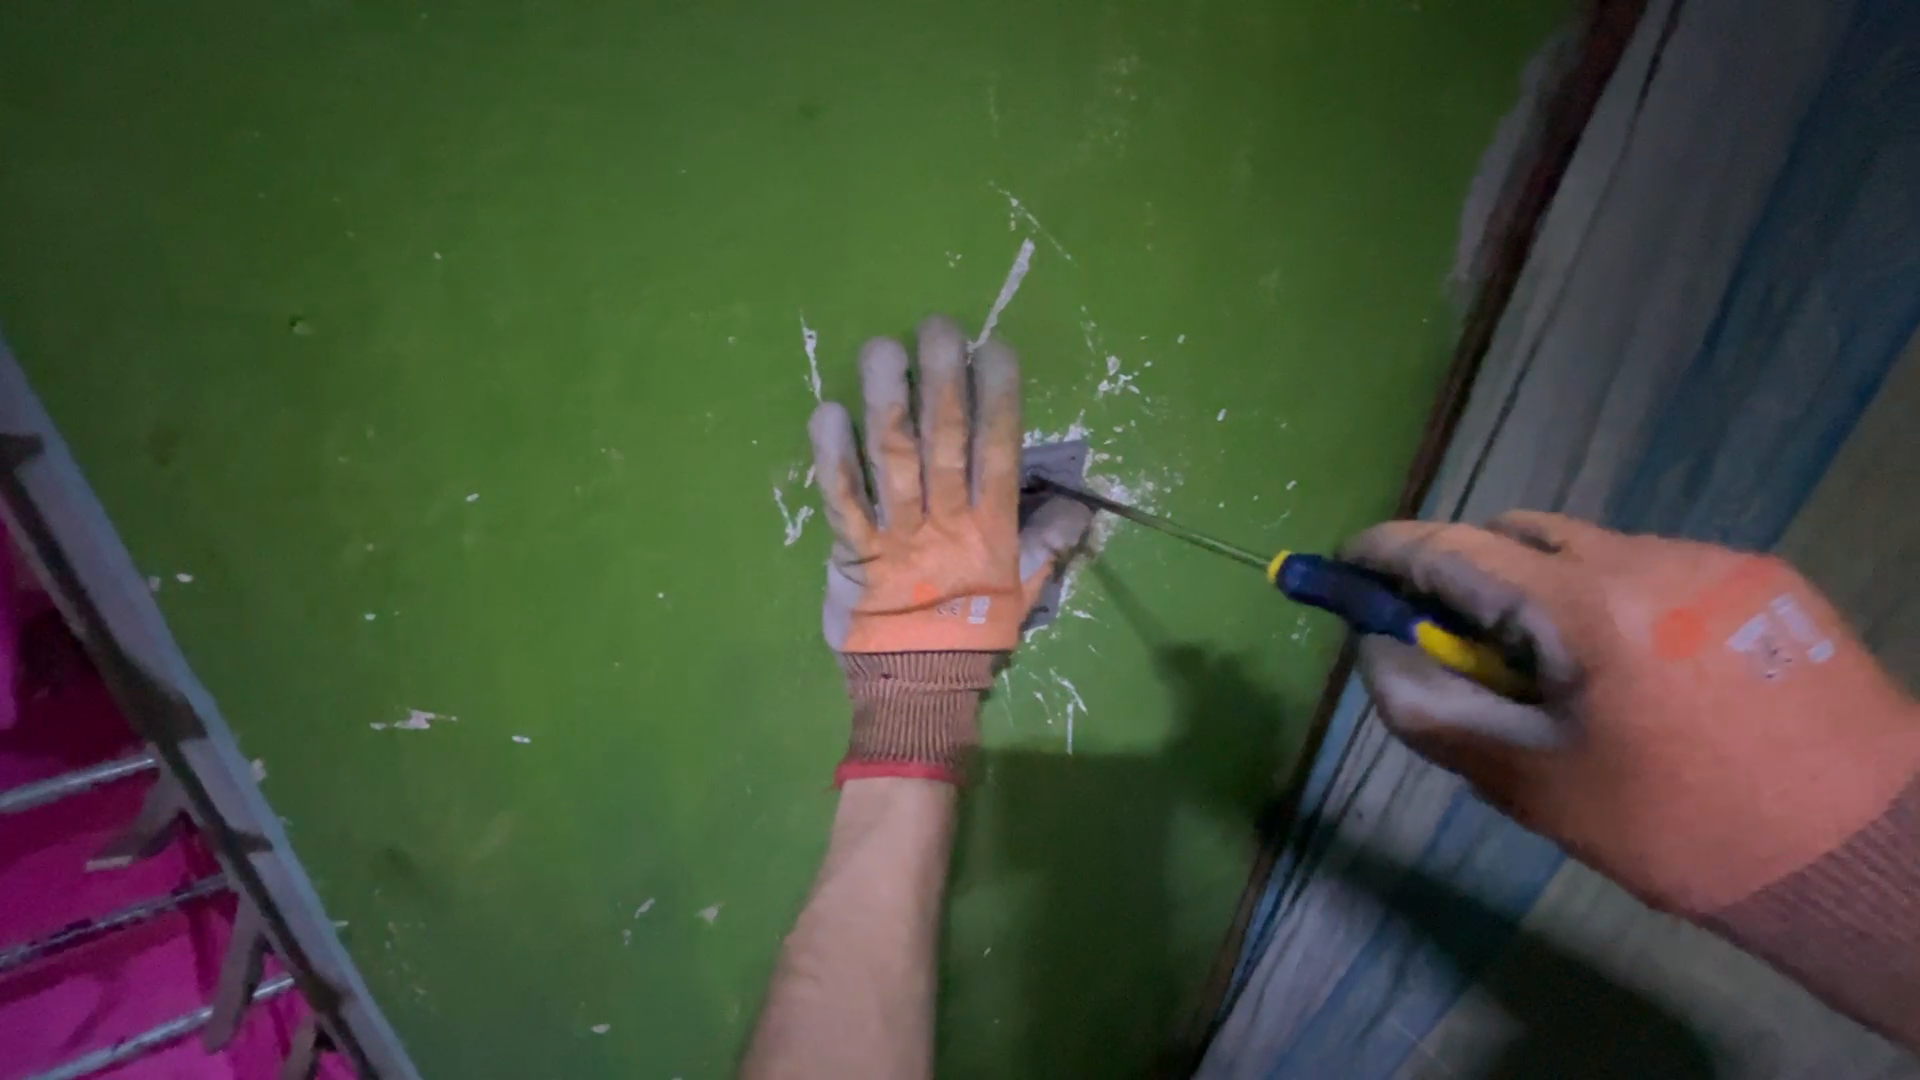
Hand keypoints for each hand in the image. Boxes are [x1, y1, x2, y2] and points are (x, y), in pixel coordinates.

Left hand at [808, 315, 1090, 782]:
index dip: (1000, 403)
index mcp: (990, 528)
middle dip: (943, 385)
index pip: (1000, 454)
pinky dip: (831, 461)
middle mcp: (946, 522)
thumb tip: (1083, 506)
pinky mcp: (854, 552)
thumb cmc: (971, 632)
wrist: (917, 686)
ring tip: (882, 350)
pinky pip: (842, 502)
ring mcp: (897, 536)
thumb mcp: (1024, 592)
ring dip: (886, 403)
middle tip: (938, 328)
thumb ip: (1048, 544)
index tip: (997, 351)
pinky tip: (825, 413)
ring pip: (893, 461)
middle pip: (945, 444)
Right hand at [1343, 511, 1919, 913]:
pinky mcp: (1758, 579)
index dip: (1384, 550)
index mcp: (1587, 606)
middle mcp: (1648, 558)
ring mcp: (1712, 561)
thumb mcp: (1521, 778)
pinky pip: (1634, 565)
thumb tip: (1370, 645)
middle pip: (1509, 532)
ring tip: (1531, 655)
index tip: (1341, 562)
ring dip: (1524, 581)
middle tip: (1438, 628)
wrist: (1878, 867)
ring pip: (1574, 545)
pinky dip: (1588, 594)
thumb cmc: (1675, 827)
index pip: (1452, 549)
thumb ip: (1423, 703)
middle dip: (1456, 567)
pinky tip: (1610, 660)